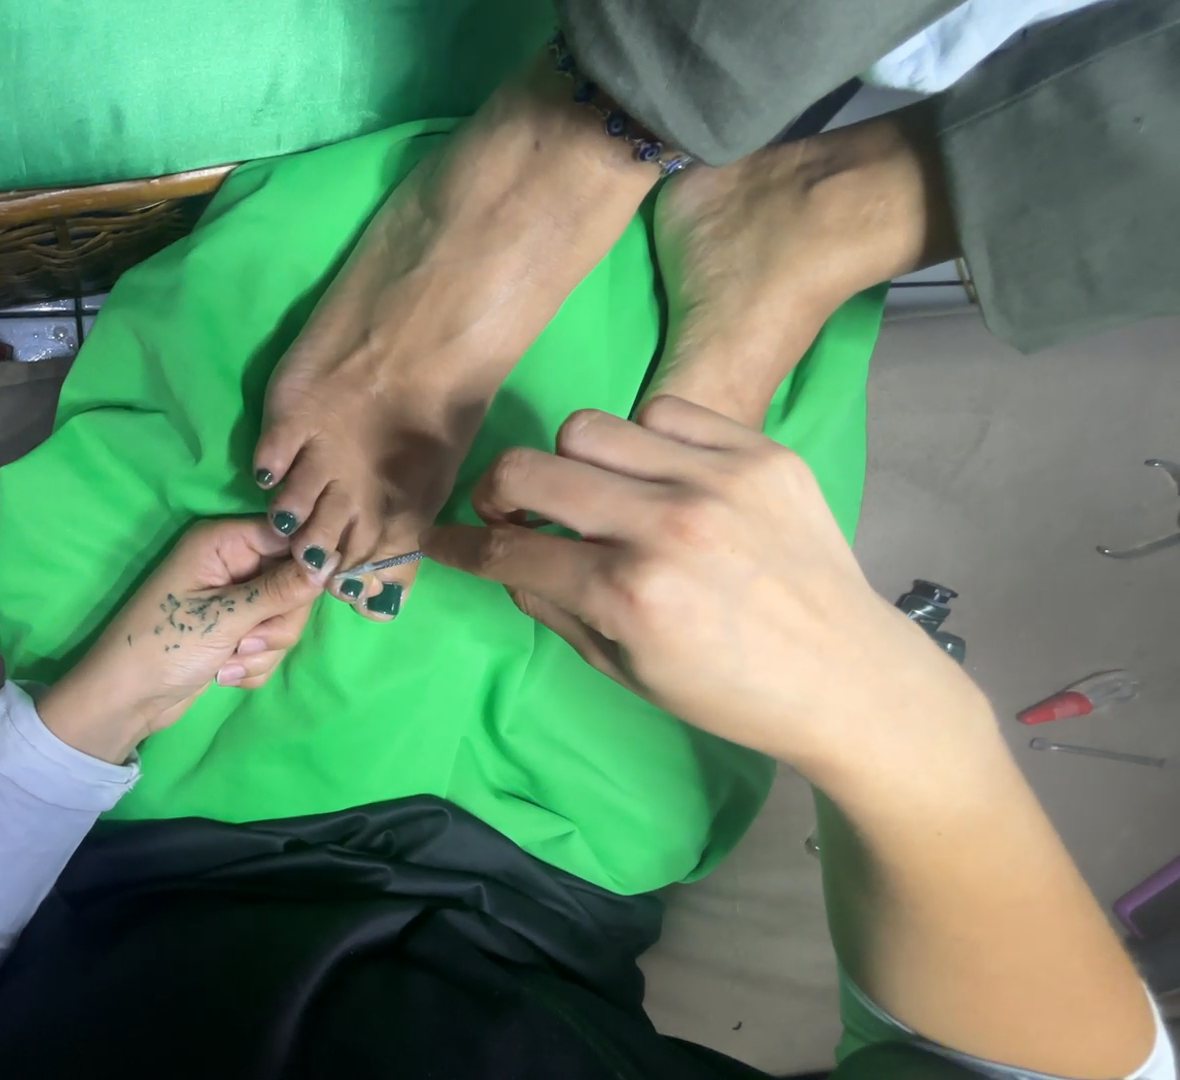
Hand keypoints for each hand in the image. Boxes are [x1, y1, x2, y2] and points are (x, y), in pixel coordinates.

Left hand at [39, 518, 324, 762]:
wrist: (126, 702)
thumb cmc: (164, 647)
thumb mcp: (224, 618)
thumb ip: (280, 591)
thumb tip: (328, 565)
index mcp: (222, 543)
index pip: (286, 534)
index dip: (306, 561)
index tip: (310, 592)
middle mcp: (231, 564)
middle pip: (294, 581)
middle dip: (277, 620)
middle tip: (246, 640)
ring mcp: (235, 600)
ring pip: (286, 617)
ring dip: (263, 648)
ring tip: (227, 660)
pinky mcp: (236, 632)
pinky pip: (271, 642)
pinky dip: (253, 663)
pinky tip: (222, 673)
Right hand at [423, 397, 992, 786]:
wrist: (855, 682)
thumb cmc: (722, 692)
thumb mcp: (615, 667)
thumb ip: (546, 602)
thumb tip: (502, 554)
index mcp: (629, 594)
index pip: (506, 552)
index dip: (458, 546)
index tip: (438, 539)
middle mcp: (668, 526)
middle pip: (528, 470)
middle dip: (495, 494)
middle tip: (509, 515)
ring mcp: (720, 480)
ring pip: (586, 428)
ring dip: (568, 465)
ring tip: (591, 495)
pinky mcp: (763, 453)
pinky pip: (662, 412)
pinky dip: (639, 443)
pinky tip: (656, 478)